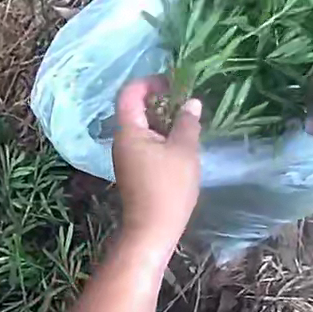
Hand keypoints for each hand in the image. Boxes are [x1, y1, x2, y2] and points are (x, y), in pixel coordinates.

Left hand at [112, 78, 201, 252]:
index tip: (172, 83)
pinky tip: (180, 145)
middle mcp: (121, 141)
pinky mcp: (133, 171)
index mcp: (128, 130)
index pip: (130, 93)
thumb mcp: (184, 150)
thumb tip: (191, 103)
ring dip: (163, 121)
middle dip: (159, 101)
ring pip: (141, 128)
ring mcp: (125, 157)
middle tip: (185, 102)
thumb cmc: (168, 187)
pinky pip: (144, 144)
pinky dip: (161, 138)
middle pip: (134, 109)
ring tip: (187, 123)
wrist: (152, 229)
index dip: (149, 83)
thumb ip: (187, 122)